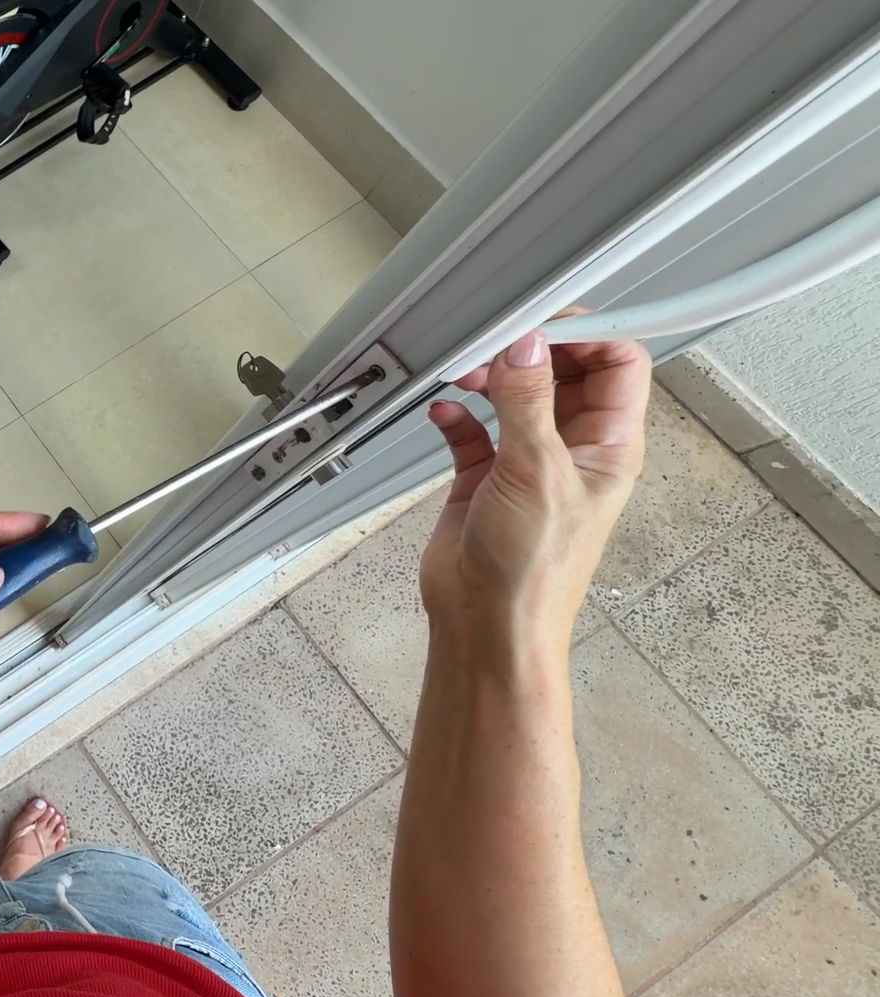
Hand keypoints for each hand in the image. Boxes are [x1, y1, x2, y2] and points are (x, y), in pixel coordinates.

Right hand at [420, 327, 649, 641]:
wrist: (484, 616)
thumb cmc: (531, 563)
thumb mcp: (535, 472)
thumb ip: (527, 403)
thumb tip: (524, 345)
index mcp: (608, 444)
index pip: (615, 365)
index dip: (586, 336)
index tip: (539, 321)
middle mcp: (570, 448)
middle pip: (561, 376)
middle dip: (529, 354)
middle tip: (491, 345)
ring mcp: (523, 463)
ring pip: (513, 401)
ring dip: (490, 382)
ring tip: (464, 376)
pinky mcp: (479, 480)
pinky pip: (470, 434)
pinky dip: (455, 418)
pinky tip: (441, 412)